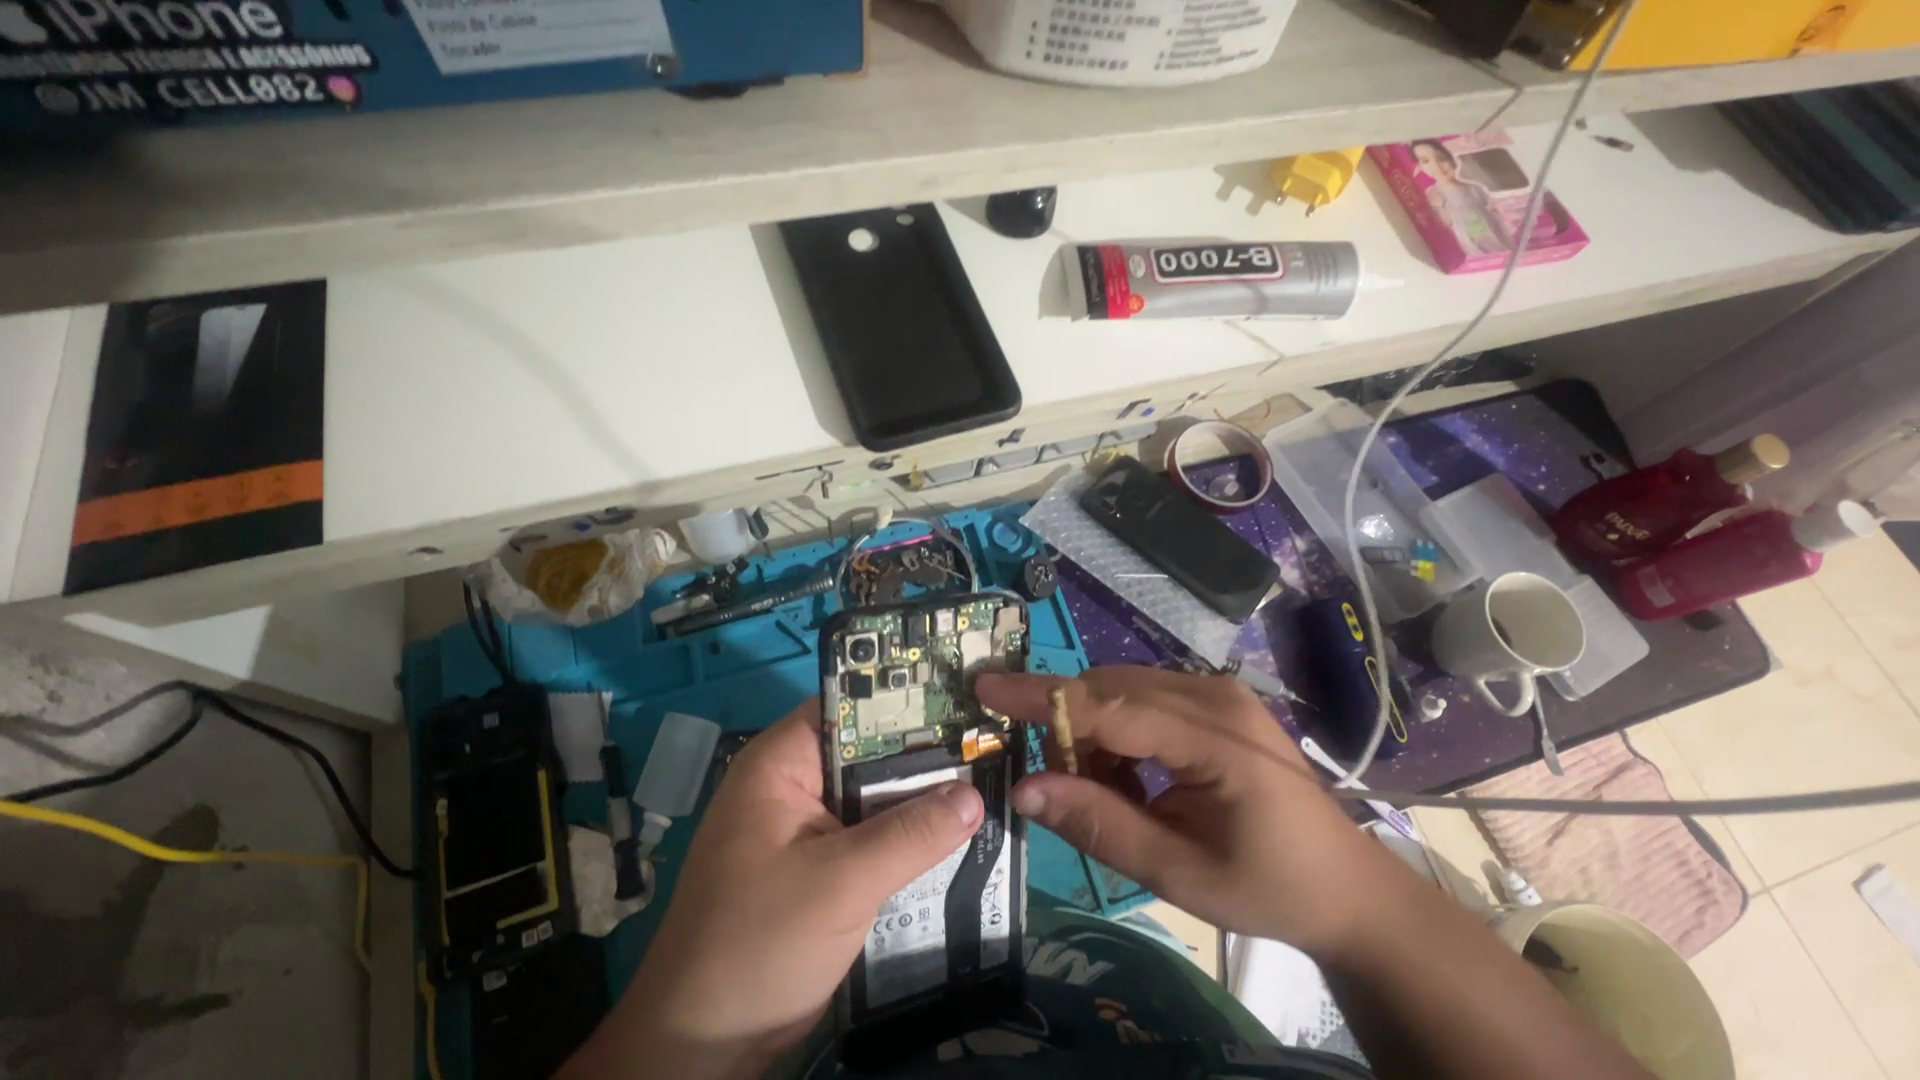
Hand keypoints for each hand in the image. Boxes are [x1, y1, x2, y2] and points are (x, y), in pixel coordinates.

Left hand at [561, 700, 983, 1079]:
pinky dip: (906, 838)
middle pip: (867, 754)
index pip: (847, 708)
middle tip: (993, 746)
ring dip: (921, 800)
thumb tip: (975, 794)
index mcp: (780, 765)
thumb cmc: (759, 943)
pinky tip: (958, 837)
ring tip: (992, 782)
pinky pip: (869, 838)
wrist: (703, 1039)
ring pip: (873, 799)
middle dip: (925, 755)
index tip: (965, 702)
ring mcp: (804, 830)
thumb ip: (910, 834)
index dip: (904, 702)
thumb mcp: (841, 882)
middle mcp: (792, 786)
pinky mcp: (817, 869)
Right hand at [977, 667, 1394, 955]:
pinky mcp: (1218, 702)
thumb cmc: (1267, 886)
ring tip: (1107, 796)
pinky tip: (1134, 783)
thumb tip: (1023, 788)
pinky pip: (1146, 699)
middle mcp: (1214, 695)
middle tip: (1052, 785)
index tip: (984, 689)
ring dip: (1093, 734)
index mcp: (1214, 736)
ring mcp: (1219, 693)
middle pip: (1110, 689)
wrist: (1346, 888)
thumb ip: (1100, 825)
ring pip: (1123, 690)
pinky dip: (1120, 735)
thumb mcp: (1178, 871)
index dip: (1041, 698)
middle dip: (1066, 727)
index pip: (1107, 704)